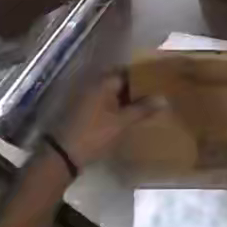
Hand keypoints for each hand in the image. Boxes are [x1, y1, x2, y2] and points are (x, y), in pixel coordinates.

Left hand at [47, 74, 165, 166]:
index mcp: (103, 82)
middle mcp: (93, 84)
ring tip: (146, 105)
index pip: (127, 71)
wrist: (63, 154)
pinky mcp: (83, 109)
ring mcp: (86, 96)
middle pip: (119, 81)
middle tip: (155, 94)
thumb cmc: (93, 135)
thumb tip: (163, 98)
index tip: (159, 81)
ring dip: (126, 97)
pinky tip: (128, 115)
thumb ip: (142, 109)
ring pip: (112, 92)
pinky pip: (104, 101)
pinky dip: (116, 105)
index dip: (143, 76)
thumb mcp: (121, 123)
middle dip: (136, 87)